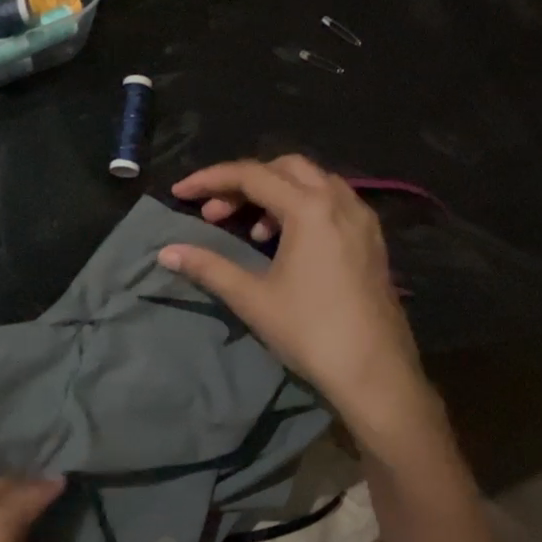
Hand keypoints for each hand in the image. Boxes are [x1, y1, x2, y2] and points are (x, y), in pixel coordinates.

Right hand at [158, 156, 440, 449]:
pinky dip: (301, 208)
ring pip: (312, 183)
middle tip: (215, 214)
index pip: (251, 175)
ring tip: (250, 231)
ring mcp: (362, 220)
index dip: (210, 180)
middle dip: (244, 183)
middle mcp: (340, 202)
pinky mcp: (372, 240)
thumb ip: (209, 267)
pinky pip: (331, 203)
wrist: (375, 372)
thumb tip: (166, 253)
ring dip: (274, 194)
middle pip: (285, 168)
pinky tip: (285, 243)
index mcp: (310, 208)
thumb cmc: (310, 331)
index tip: (179, 193)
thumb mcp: (252, 298)